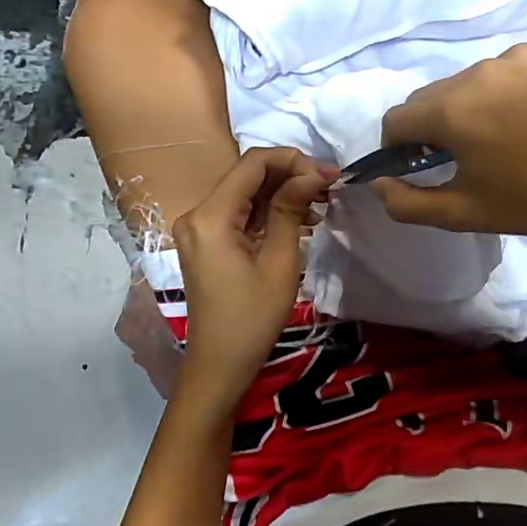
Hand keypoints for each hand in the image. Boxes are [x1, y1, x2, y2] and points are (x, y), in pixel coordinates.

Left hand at [172, 147, 333, 413]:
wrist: (219, 365)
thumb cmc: (252, 318)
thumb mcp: (279, 262)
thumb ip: (290, 209)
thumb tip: (312, 173)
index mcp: (211, 216)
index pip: (252, 163)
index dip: (292, 160)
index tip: (327, 175)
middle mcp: (197, 213)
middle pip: (247, 175)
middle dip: (289, 175)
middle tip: (329, 187)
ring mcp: (198, 228)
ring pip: (244, 193)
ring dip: (280, 192)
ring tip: (320, 203)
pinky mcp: (205, 241)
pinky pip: (237, 213)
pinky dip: (266, 211)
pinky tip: (298, 219)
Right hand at [375, 41, 526, 250]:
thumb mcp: (463, 213)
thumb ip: (406, 204)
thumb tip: (378, 183)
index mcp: (453, 111)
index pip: (397, 118)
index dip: (400, 145)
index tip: (420, 162)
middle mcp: (478, 71)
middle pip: (433, 96)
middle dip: (437, 124)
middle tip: (467, 152)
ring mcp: (518, 56)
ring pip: (470, 79)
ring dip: (474, 103)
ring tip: (505, 132)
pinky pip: (509, 67)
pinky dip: (511, 88)